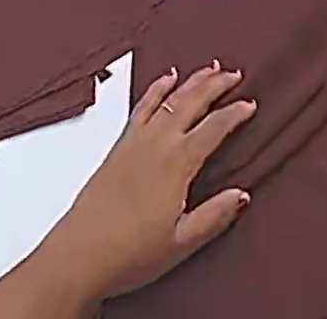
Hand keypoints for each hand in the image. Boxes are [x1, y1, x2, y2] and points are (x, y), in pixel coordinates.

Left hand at [0, 64, 255, 316]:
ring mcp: (138, 140)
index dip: (236, 112)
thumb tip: (242, 195)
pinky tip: (167, 78)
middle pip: (195, 101)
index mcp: (179, 163)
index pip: (216, 126)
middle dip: (218, 84)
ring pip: (172, 98)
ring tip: (211, 67)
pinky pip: (143, 106)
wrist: (76, 259)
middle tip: (236, 75)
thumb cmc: (127, 254)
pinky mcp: (120, 144)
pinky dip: (157, 88)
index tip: (250, 104)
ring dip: (194, 80)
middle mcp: (160, 143)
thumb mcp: (180, 243)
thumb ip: (214, 216)